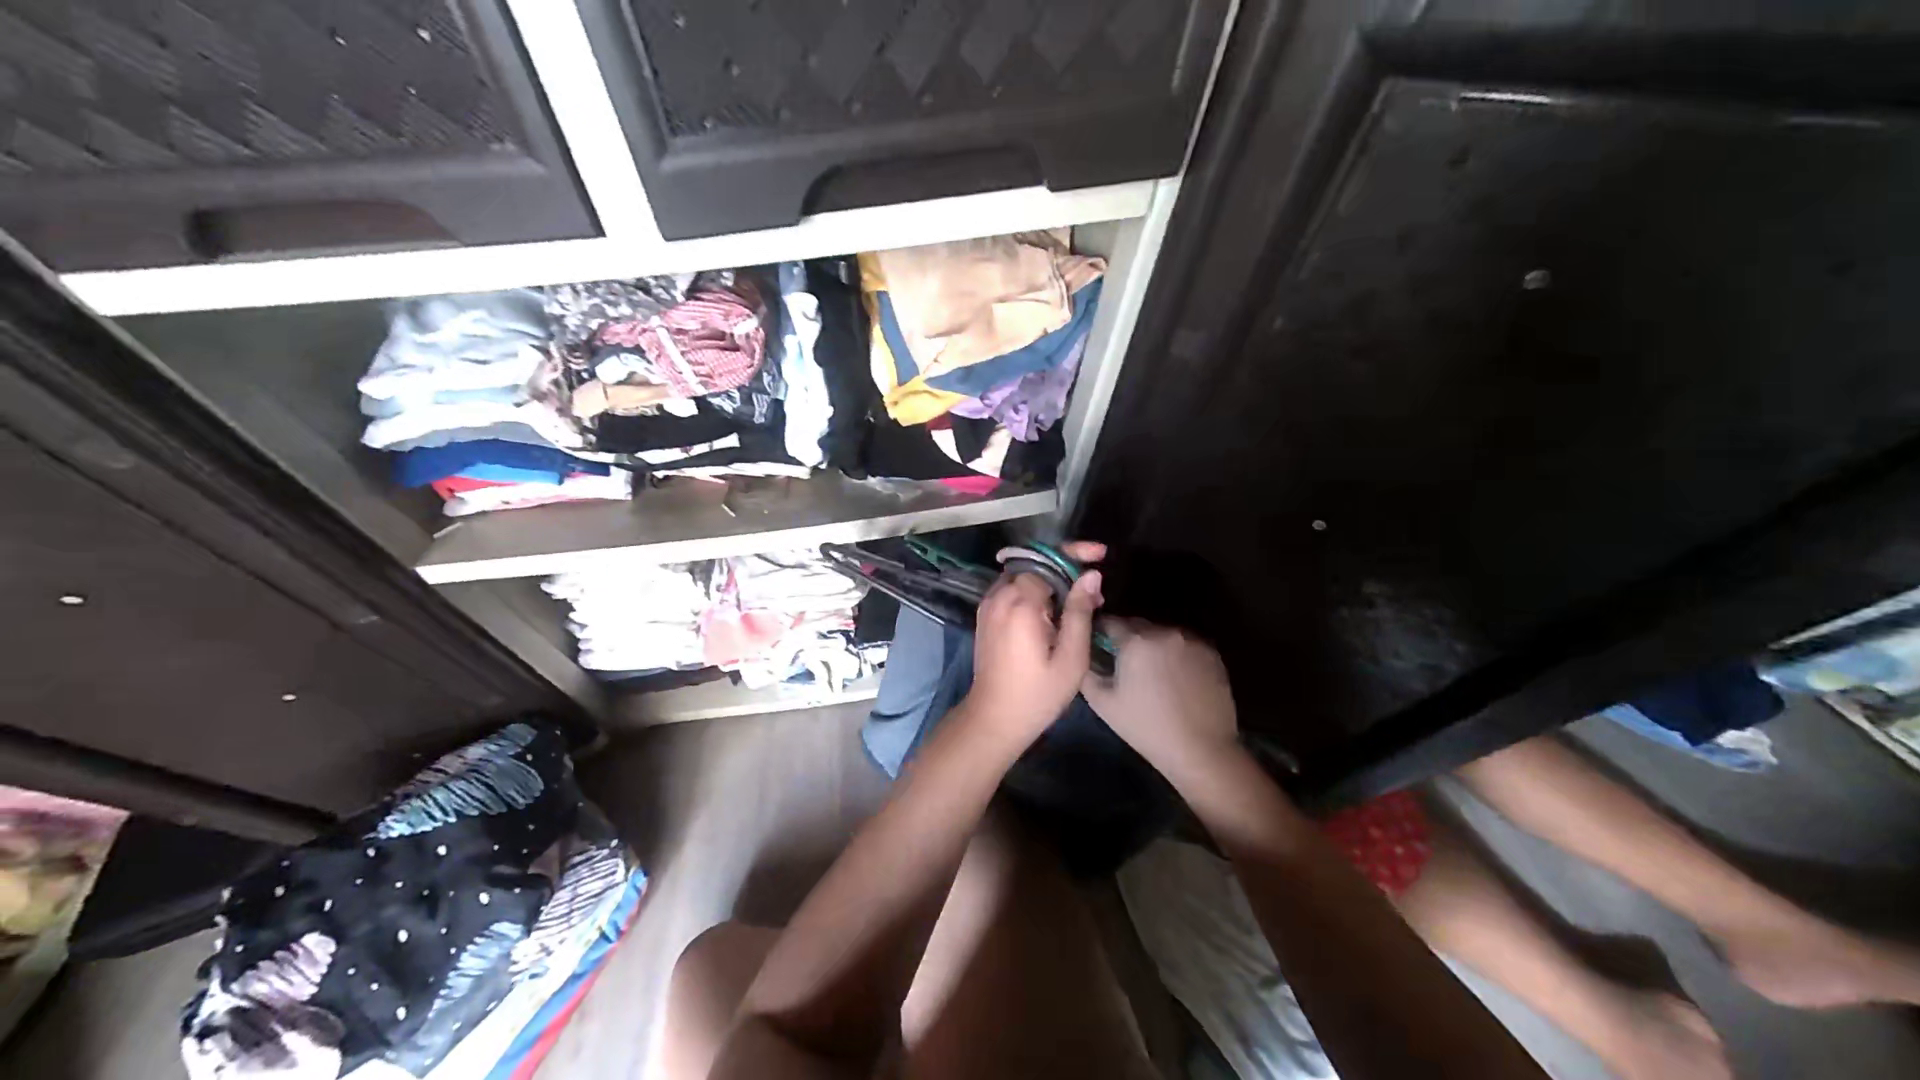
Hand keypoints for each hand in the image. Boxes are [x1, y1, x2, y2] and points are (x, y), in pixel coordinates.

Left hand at [962, 542, 1105, 745]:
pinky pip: (1011, 590)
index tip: (1100, 554)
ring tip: (1079, 603)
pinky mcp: (985, 616)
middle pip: (1035, 564)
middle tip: (1094, 591)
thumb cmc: (1037, 694)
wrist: (993, 718)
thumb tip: (1092, 575)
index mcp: (1021, 603)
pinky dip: (1033, 592)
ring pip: (1023, 576)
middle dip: (1066, 569)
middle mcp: (1000, 596)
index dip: (1076, 555)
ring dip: (1050, 580)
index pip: (1049, 561)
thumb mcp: (1070, 657)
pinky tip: (1053, 613)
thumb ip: (1080, 611)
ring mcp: (988, 605)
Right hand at [1081, 621, 1243, 789]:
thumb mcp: (1103, 703)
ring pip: (1163, 634)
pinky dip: (1177, 653)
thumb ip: (1087, 671)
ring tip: (1153, 671)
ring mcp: (1192, 641)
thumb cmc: (1145, 727)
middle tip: (1124, 663)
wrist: (1201, 749)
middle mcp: (1165, 632)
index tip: (1097, 645)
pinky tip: (1177, 677)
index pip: (1110, 621)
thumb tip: (1086, 655)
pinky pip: (1186, 645)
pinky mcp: (1212, 653)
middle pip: (1138, 625)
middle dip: (1128, 638)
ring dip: (1154, 645)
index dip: (1100, 631)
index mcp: (1136, 641)